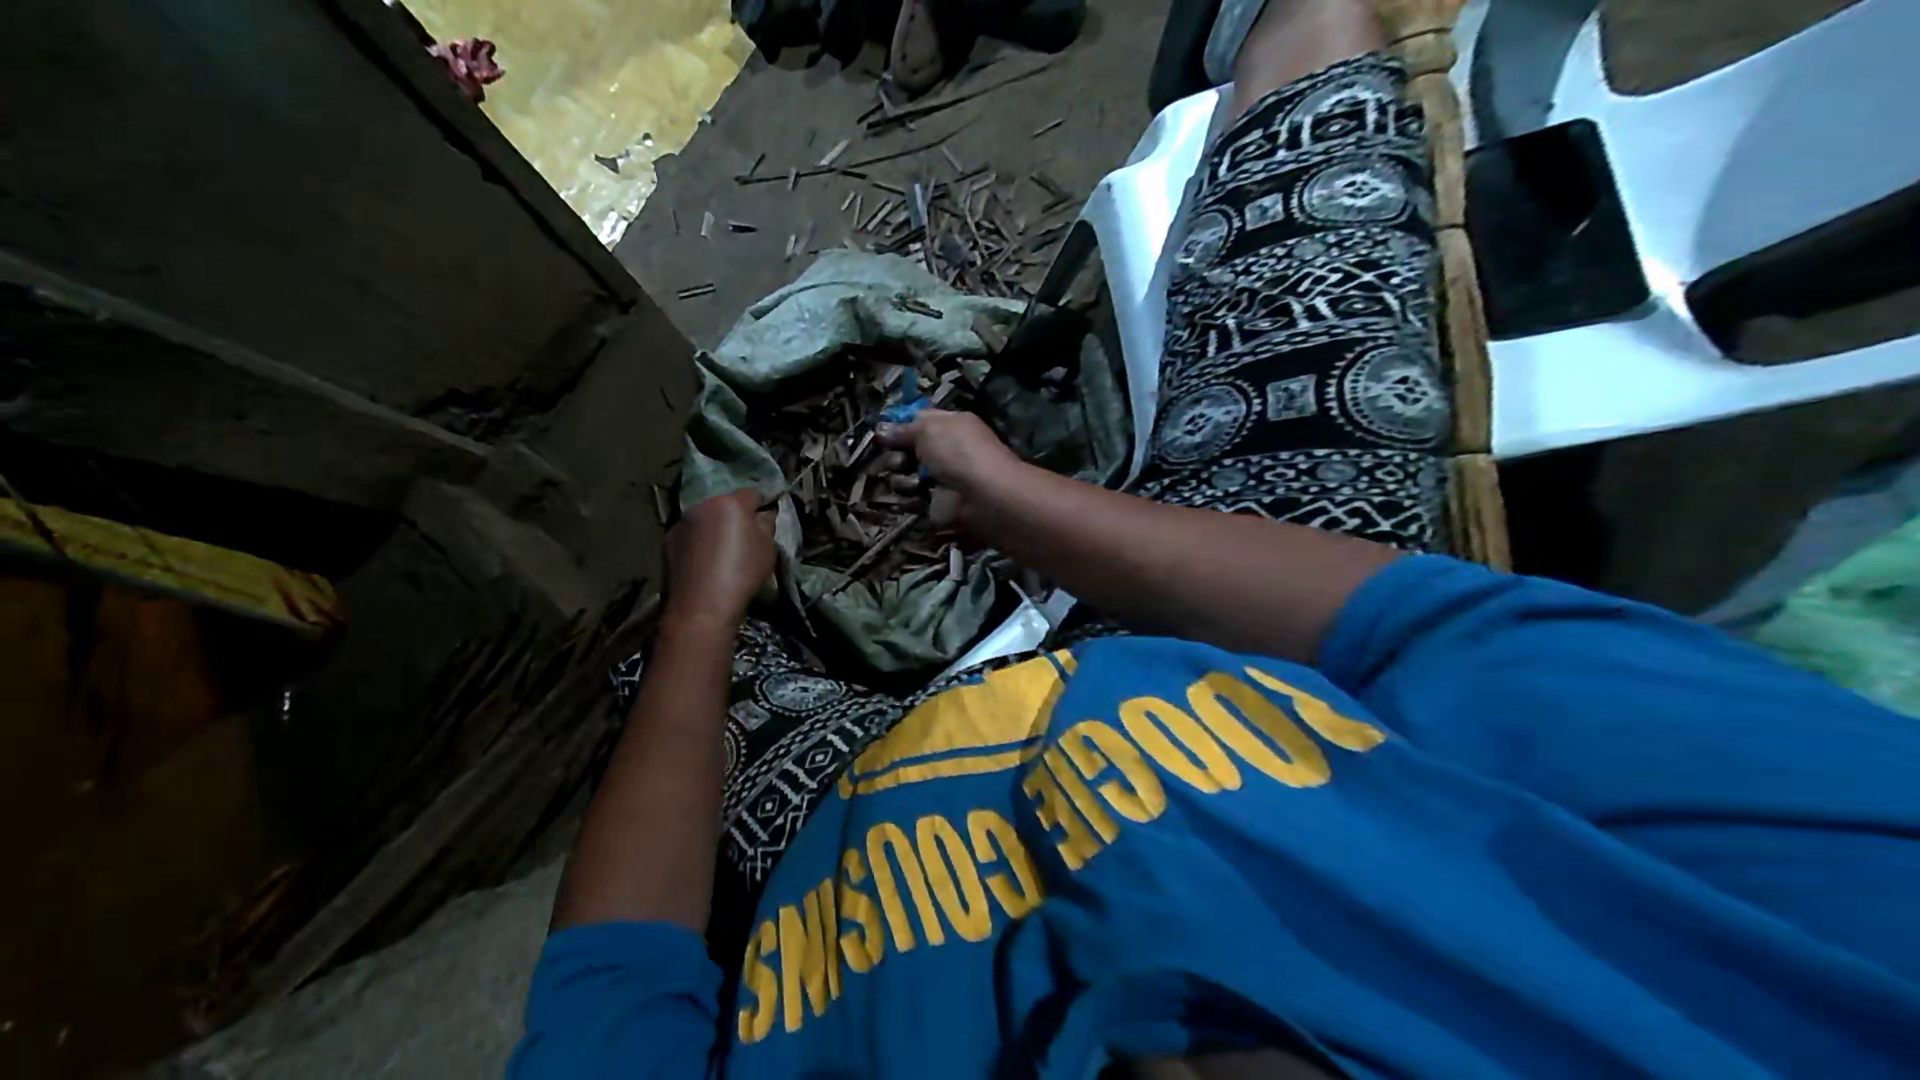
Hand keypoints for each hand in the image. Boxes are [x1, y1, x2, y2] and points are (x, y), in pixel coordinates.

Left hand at [664, 490, 774, 628]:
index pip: (753, 493)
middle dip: (735, 516)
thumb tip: (763, 514)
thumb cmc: (742, 575)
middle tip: (744, 538)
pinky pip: (690, 534)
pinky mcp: (668, 540)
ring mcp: (682, 522)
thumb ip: (767, 524)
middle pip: (725, 504)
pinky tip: (703, 562)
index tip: (766, 519)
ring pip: (705, 518)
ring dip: (715, 527)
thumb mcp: (768, 549)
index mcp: (730, 503)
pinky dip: (698, 542)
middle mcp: (702, 505)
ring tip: (721, 552)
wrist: (701, 607)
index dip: (762, 504)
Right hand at [876, 409, 1026, 529]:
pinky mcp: (934, 503)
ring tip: (918, 483)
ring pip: (902, 475)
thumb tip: (881, 429)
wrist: (983, 496)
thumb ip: (903, 429)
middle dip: (895, 455)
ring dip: (903, 479)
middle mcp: (943, 450)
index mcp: (948, 425)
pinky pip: (909, 499)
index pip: (917, 420)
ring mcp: (938, 478)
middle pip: (904, 450)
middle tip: (900, 460)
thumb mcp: (928, 428)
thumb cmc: (958, 452)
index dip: (899, 425)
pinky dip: (911, 499)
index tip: (882, 432)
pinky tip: (920, 497)